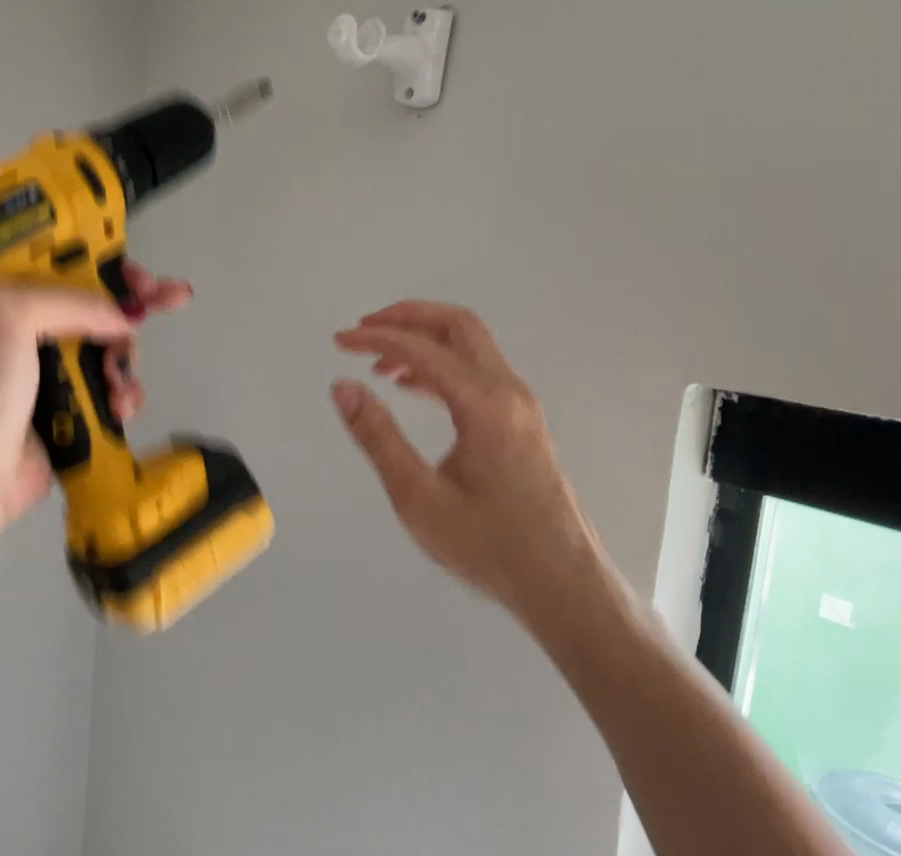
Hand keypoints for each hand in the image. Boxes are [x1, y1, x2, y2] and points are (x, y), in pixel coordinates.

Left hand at [0, 262, 191, 531]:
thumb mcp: (12, 317)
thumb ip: (73, 302)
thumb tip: (123, 319)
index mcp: (8, 301)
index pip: (67, 269)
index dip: (110, 266)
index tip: (144, 276)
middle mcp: (30, 335)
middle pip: (98, 310)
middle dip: (133, 309)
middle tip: (174, 300)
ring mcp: (52, 378)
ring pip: (112, 354)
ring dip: (127, 363)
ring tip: (118, 384)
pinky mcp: (71, 417)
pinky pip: (113, 396)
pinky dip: (125, 399)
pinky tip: (120, 409)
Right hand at [331, 301, 599, 614]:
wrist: (561, 582)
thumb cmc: (488, 545)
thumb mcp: (418, 497)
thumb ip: (378, 437)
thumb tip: (343, 387)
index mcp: (484, 404)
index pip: (422, 349)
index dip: (376, 338)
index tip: (339, 342)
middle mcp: (508, 392)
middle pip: (458, 326)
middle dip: (406, 318)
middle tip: (363, 329)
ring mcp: (520, 406)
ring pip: (471, 346)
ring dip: (424, 340)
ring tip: (377, 361)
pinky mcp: (521, 422)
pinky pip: (478, 372)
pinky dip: (440, 365)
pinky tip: (411, 389)